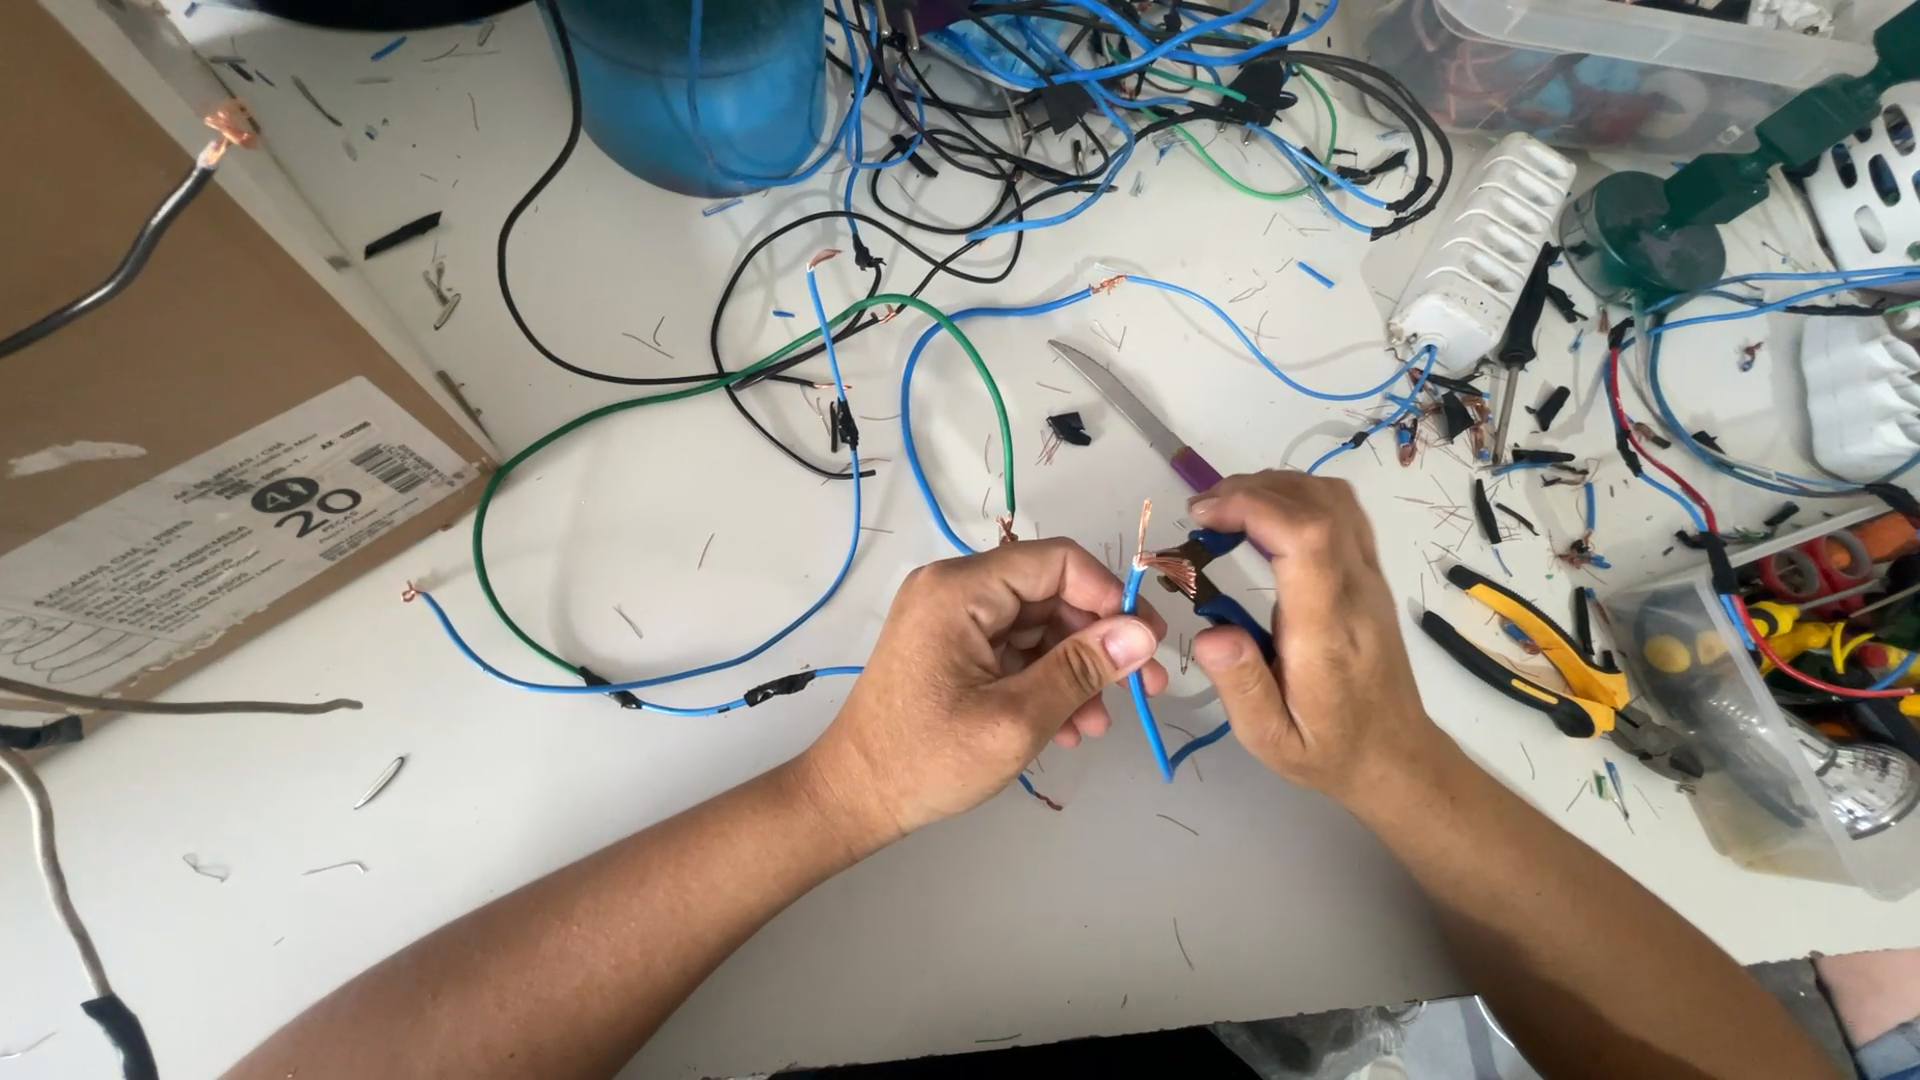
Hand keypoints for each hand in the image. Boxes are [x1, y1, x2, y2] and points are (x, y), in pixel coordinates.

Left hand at [799, 538, 1167, 841]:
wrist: (853, 797)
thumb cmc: (927, 760)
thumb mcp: (1016, 719)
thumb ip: (1082, 669)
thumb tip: (1143, 632)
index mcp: (960, 589)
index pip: (1056, 561)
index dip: (1109, 594)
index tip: (1145, 641)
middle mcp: (953, 589)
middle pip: (1050, 593)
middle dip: (1097, 641)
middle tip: (1139, 690)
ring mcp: (951, 618)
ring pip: (1037, 625)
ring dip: (1074, 670)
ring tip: (1095, 725)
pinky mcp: (952, 646)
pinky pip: (1013, 648)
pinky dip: (1043, 679)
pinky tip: (1066, 726)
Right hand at [1187, 471, 1443, 805]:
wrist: (1395, 758)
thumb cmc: (1326, 749)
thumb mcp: (1269, 737)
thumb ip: (1240, 684)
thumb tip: (1209, 633)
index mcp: (1327, 628)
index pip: (1305, 538)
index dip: (1252, 507)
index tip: (1202, 515)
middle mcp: (1355, 590)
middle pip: (1316, 504)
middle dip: (1250, 490)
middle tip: (1199, 512)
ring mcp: (1369, 578)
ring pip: (1332, 498)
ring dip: (1273, 488)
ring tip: (1224, 511)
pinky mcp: (1368, 575)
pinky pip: (1339, 511)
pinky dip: (1294, 497)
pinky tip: (1262, 519)